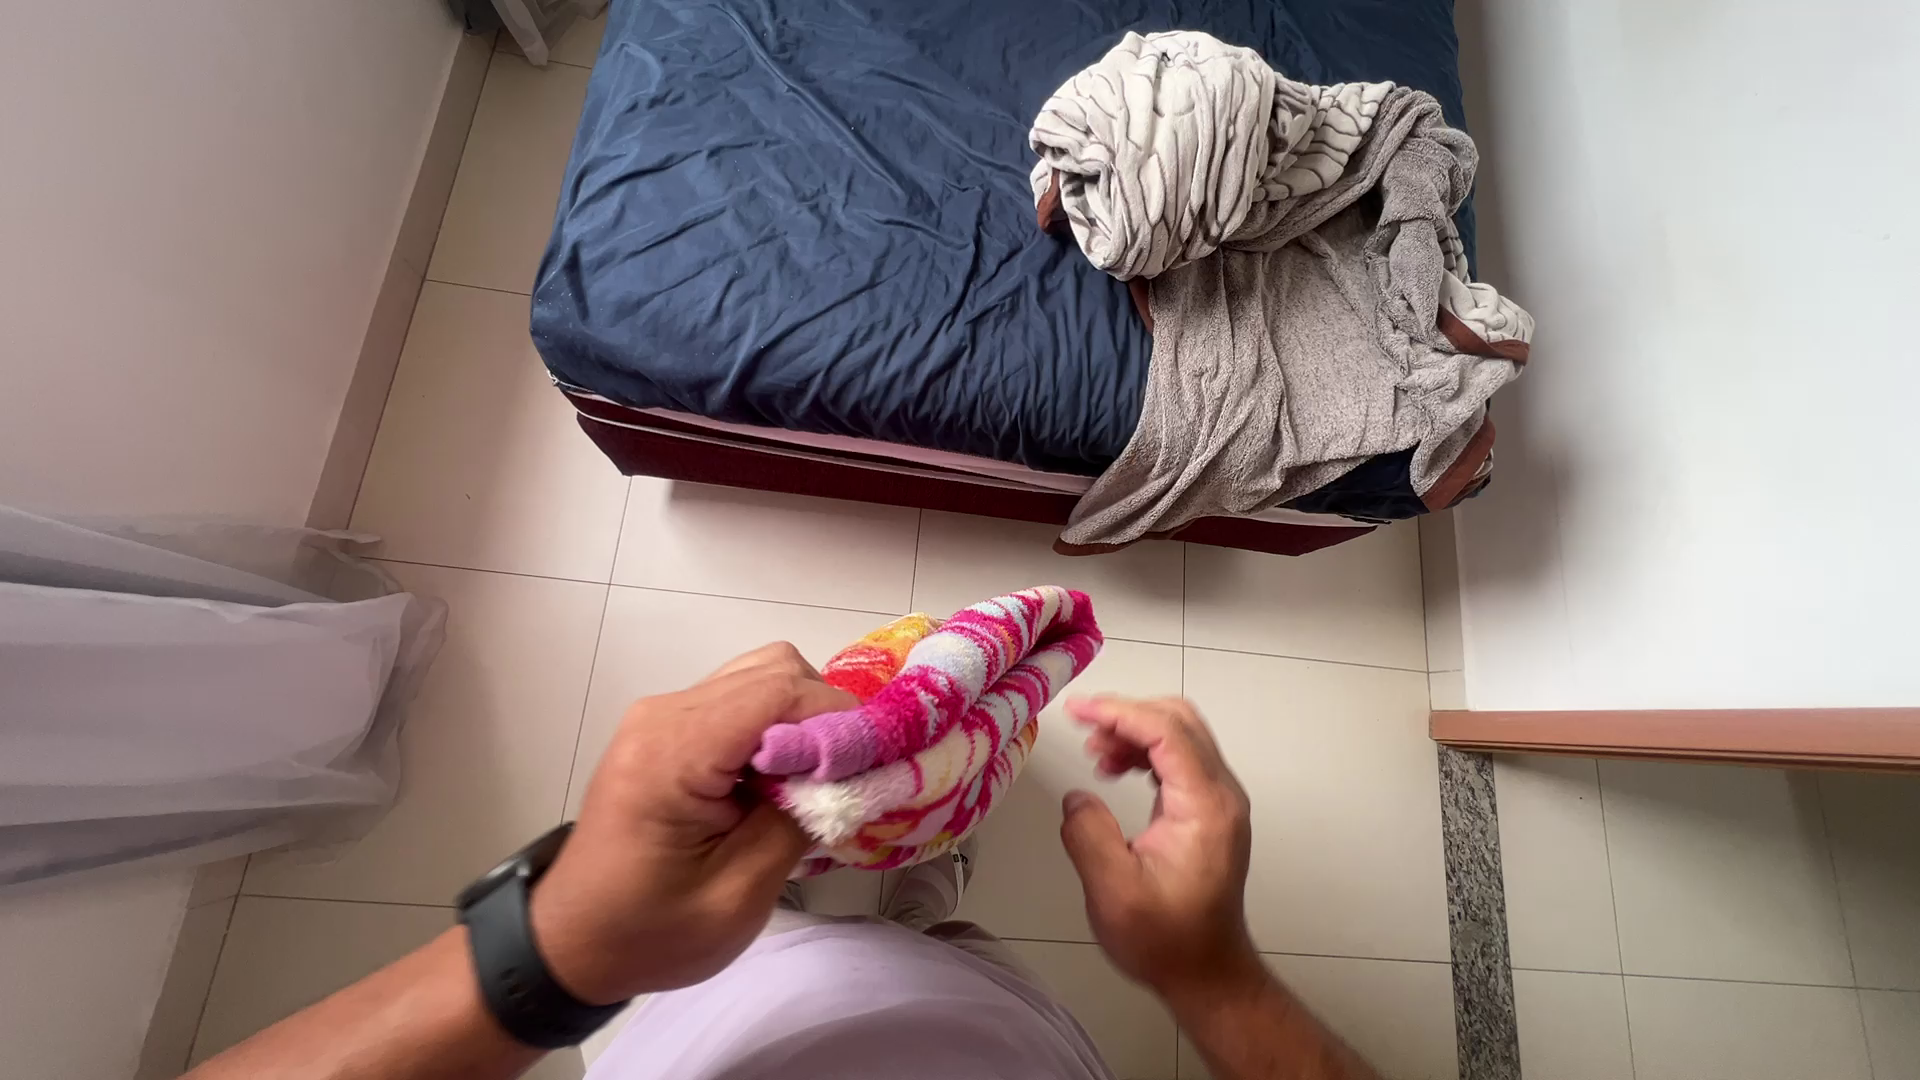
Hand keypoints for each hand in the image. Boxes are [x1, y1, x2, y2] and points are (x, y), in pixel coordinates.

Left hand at [528, 643, 855, 1002]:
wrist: (568, 943)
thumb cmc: (649, 932)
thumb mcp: (738, 897)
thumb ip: (800, 820)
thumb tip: (852, 773)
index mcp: (674, 751)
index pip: (778, 692)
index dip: (838, 717)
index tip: (872, 761)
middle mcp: (666, 711)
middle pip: (775, 669)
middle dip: (826, 713)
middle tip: (845, 772)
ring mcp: (664, 711)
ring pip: (763, 671)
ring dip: (803, 713)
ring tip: (814, 773)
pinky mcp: (670, 721)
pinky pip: (743, 693)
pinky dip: (779, 718)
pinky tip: (781, 769)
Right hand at [1058, 696, 1264, 1001]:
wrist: (1207, 975)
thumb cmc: (1164, 940)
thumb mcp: (1114, 893)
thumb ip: (1089, 835)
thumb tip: (1077, 796)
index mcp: (1206, 806)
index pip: (1166, 731)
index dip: (1118, 712)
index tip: (1075, 710)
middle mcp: (1221, 792)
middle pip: (1178, 720)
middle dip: (1126, 714)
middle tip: (1083, 730)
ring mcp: (1219, 798)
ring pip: (1179, 732)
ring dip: (1133, 730)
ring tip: (1095, 754)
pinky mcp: (1208, 806)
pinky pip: (1178, 754)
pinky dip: (1143, 748)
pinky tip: (1114, 768)